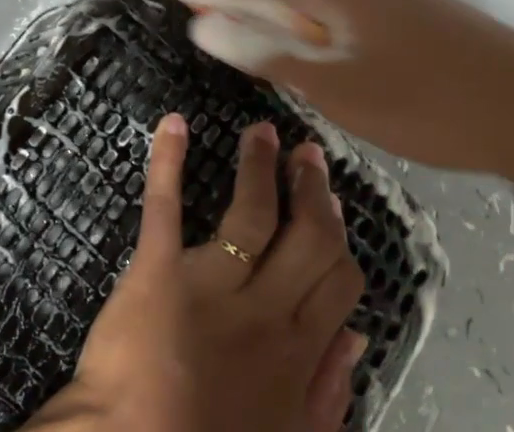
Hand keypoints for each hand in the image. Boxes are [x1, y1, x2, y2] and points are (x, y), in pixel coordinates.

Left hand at [22, 115, 366, 431]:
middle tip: (307, 152)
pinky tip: (172, 124)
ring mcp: (210, 285)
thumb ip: (328, 389)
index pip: (338, 279)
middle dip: (311, 188)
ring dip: (259, 166)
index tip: (332, 202)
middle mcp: (265, 310)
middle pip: (306, 237)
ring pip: (250, 213)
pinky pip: (163, 206)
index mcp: (298, 349)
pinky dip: (166, 161)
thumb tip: (356, 337)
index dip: (338, 233)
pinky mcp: (157, 270)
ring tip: (262, 133)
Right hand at [152, 0, 513, 185]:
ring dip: (287, 19)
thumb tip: (201, 28)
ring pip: (325, 1)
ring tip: (263, 46)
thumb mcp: (337, 88)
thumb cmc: (430, 105)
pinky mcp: (430, 17)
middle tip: (215, 29)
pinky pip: (355, 12)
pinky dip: (324, 28)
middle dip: (247, 5)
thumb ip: (266, 55)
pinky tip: (330, 55)